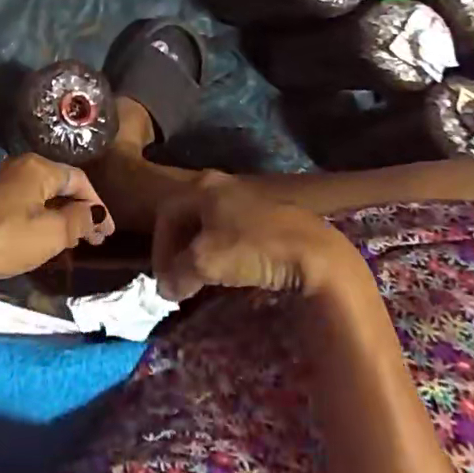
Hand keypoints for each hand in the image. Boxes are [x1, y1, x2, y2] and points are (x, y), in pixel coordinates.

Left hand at [0, 154, 113, 286]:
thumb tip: (94, 213)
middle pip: (59, 185)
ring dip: (60, 216)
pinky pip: (23, 203)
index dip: (97, 205)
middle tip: (94, 239)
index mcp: (38, 167)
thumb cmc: (3, 240)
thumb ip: (78, 220)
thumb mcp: (50, 234)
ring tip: (72, 241)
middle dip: (80, 211)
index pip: (79, 180)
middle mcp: (19, 166)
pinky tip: (42, 237)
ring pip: (41, 195)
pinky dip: (40, 217)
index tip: (108, 232)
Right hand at [152, 173, 353, 301]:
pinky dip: (223, 252)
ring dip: (199, 253)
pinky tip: (230, 272)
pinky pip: (232, 231)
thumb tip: (168, 287)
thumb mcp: (205, 261)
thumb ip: (177, 273)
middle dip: (177, 251)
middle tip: (178, 281)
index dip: (159, 250)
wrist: (314, 253)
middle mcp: (222, 184)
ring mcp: (247, 198)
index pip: (166, 215)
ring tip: (202, 280)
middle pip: (186, 217)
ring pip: (210, 225)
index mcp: (203, 186)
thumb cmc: (253, 249)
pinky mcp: (268, 215)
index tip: (163, 282)